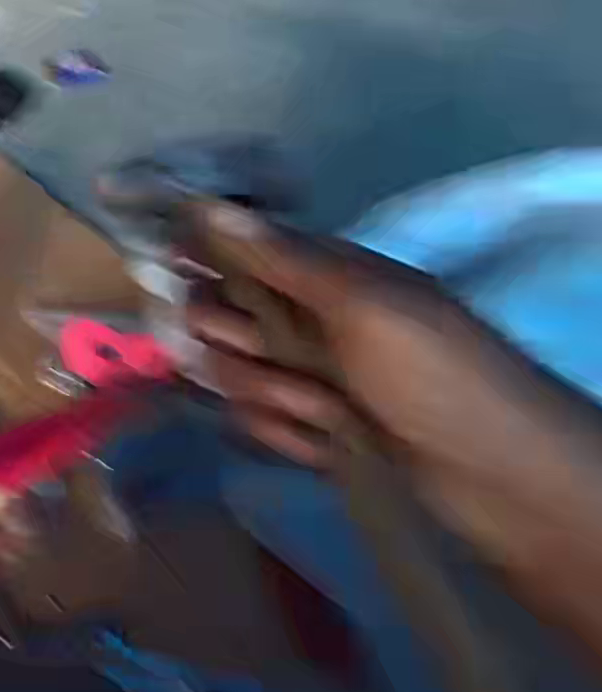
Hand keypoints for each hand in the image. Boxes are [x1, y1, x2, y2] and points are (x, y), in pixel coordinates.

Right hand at [184, 204, 556, 473]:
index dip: (197, 266)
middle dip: (232, 341)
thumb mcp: (365, 308)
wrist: (511, 488)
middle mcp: (301, 319)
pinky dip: (283, 432)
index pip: (227, 254)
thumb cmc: (442, 382)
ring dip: (267, 393)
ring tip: (326, 412)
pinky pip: (247, 416)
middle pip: (210, 314)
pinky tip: (325, 441)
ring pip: (224, 369)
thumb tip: (203, 204)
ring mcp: (299, 372)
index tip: (179, 280)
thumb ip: (280, 258)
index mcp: (319, 278)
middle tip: (271, 353)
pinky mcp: (298, 420)